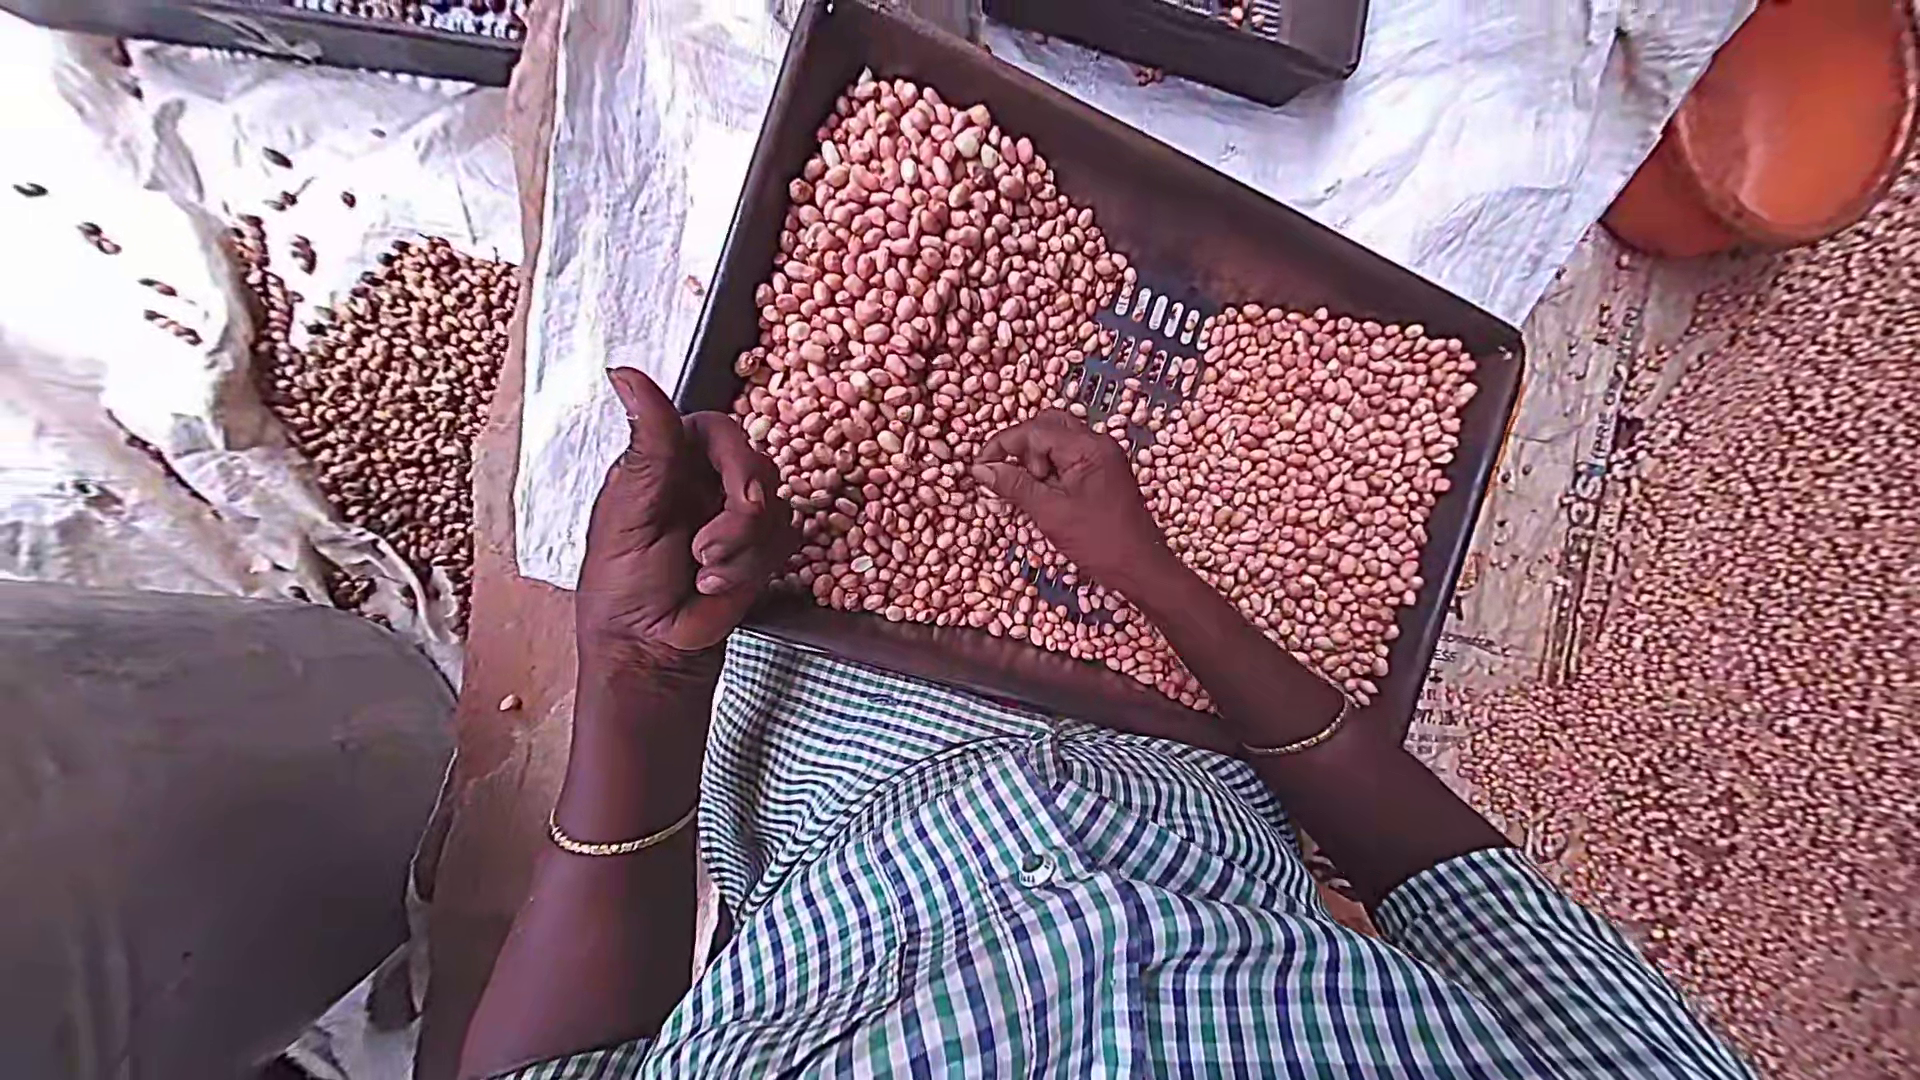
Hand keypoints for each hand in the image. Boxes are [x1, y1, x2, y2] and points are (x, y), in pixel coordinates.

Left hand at [575, 367, 796, 672]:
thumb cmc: (624, 586)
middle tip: (710, 548)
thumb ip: (649, 446)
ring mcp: (737, 516)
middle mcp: (706, 483)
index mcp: (667, 464)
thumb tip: (625, 373)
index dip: (735, 455)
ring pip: (776, 506)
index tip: (736, 492)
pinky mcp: (762, 548)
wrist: (654, 650)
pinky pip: (786, 538)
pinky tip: (720, 584)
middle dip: (741, 514)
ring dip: (744, 547)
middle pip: (757, 466)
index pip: (718, 430)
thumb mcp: (630, 513)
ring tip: (705, 573)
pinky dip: (755, 565)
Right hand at [970, 409, 1172, 590]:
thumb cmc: (1100, 542)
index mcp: (1089, 447)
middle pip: (1047, 427)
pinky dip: (1048, 472)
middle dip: (1020, 449)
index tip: (981, 466)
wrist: (1140, 567)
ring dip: (1034, 461)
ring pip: (1057, 443)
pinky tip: (1040, 496)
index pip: (1035, 430)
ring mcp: (1102, 459)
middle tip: (1006, 476)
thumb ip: (1014, 486)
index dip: (1003, 444)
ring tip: (1027, 492)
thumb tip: (981, 470)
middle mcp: (1098, 444)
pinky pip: (1067, 460)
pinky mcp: (1101, 475)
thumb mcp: (1050, 513)